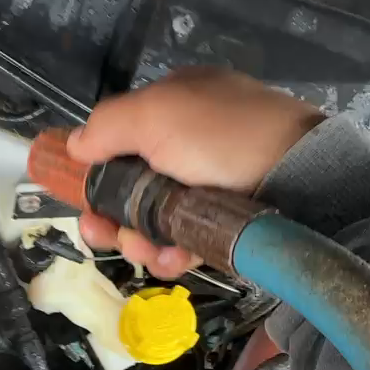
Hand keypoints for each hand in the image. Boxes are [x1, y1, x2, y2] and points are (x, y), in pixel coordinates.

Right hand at [67, 68, 323, 277]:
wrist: (296, 179)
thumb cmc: (222, 137)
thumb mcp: (157, 112)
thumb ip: (107, 125)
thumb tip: (73, 144)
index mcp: (170, 111)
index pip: (116, 146)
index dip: (94, 176)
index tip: (81, 201)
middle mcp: (183, 150)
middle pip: (125, 194)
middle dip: (111, 219)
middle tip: (104, 233)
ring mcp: (201, 192)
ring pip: (147, 227)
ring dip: (139, 243)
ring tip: (151, 249)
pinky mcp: (216, 226)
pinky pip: (178, 246)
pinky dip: (170, 256)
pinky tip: (175, 258)